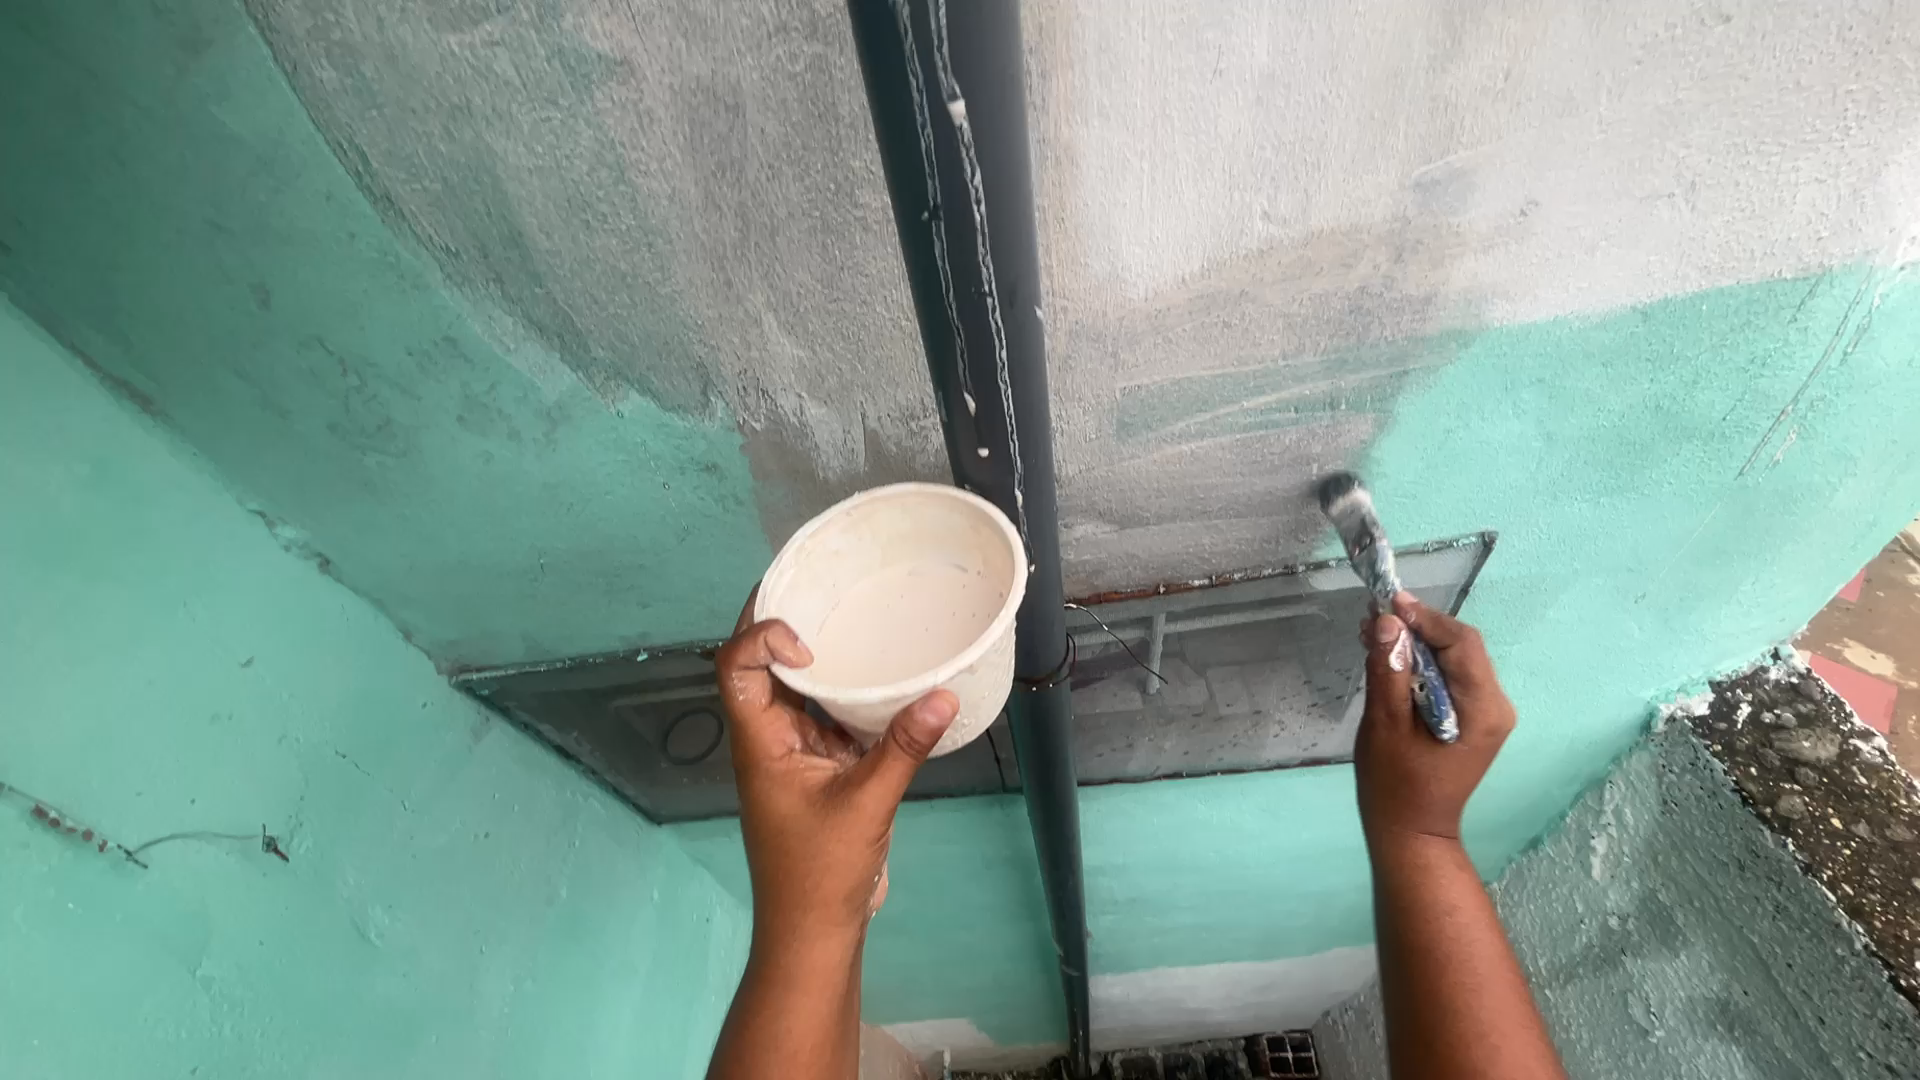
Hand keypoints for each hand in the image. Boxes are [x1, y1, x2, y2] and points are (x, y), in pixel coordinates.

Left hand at [715, 590, 958, 941]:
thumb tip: (947, 692)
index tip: (810, 636)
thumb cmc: (822, 870)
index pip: (737, 668)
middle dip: (780, 622)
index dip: (760, 636)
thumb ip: (904, 746)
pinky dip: (844, 689)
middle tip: (821, 583)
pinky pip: (826, 712)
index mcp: (761, 741)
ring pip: (794, 688)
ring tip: (851, 613)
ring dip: (815, 654)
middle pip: (759, 666)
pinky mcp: (819, 765)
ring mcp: (793, 751)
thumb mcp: (867, 803)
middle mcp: (770, 736)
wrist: (816, 929)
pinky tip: (878, 674)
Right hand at [1356, 592, 1515, 845]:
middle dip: (1417, 627)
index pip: (1462, 643)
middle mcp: (1496, 705)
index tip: (1385, 602)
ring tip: (1372, 636)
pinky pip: (1449, 676)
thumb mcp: (1384, 722)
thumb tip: (1386, 621)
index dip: (1424, 618)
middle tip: (1371, 619)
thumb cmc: (1395, 780)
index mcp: (1483, 708)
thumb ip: (1389, 669)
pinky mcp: (1472, 718)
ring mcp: (1487, 712)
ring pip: (1454, 659)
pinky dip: (1420, 662)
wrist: (1411, 828)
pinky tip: (1390, 660)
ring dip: (1415, 643)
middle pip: (1461, 647)